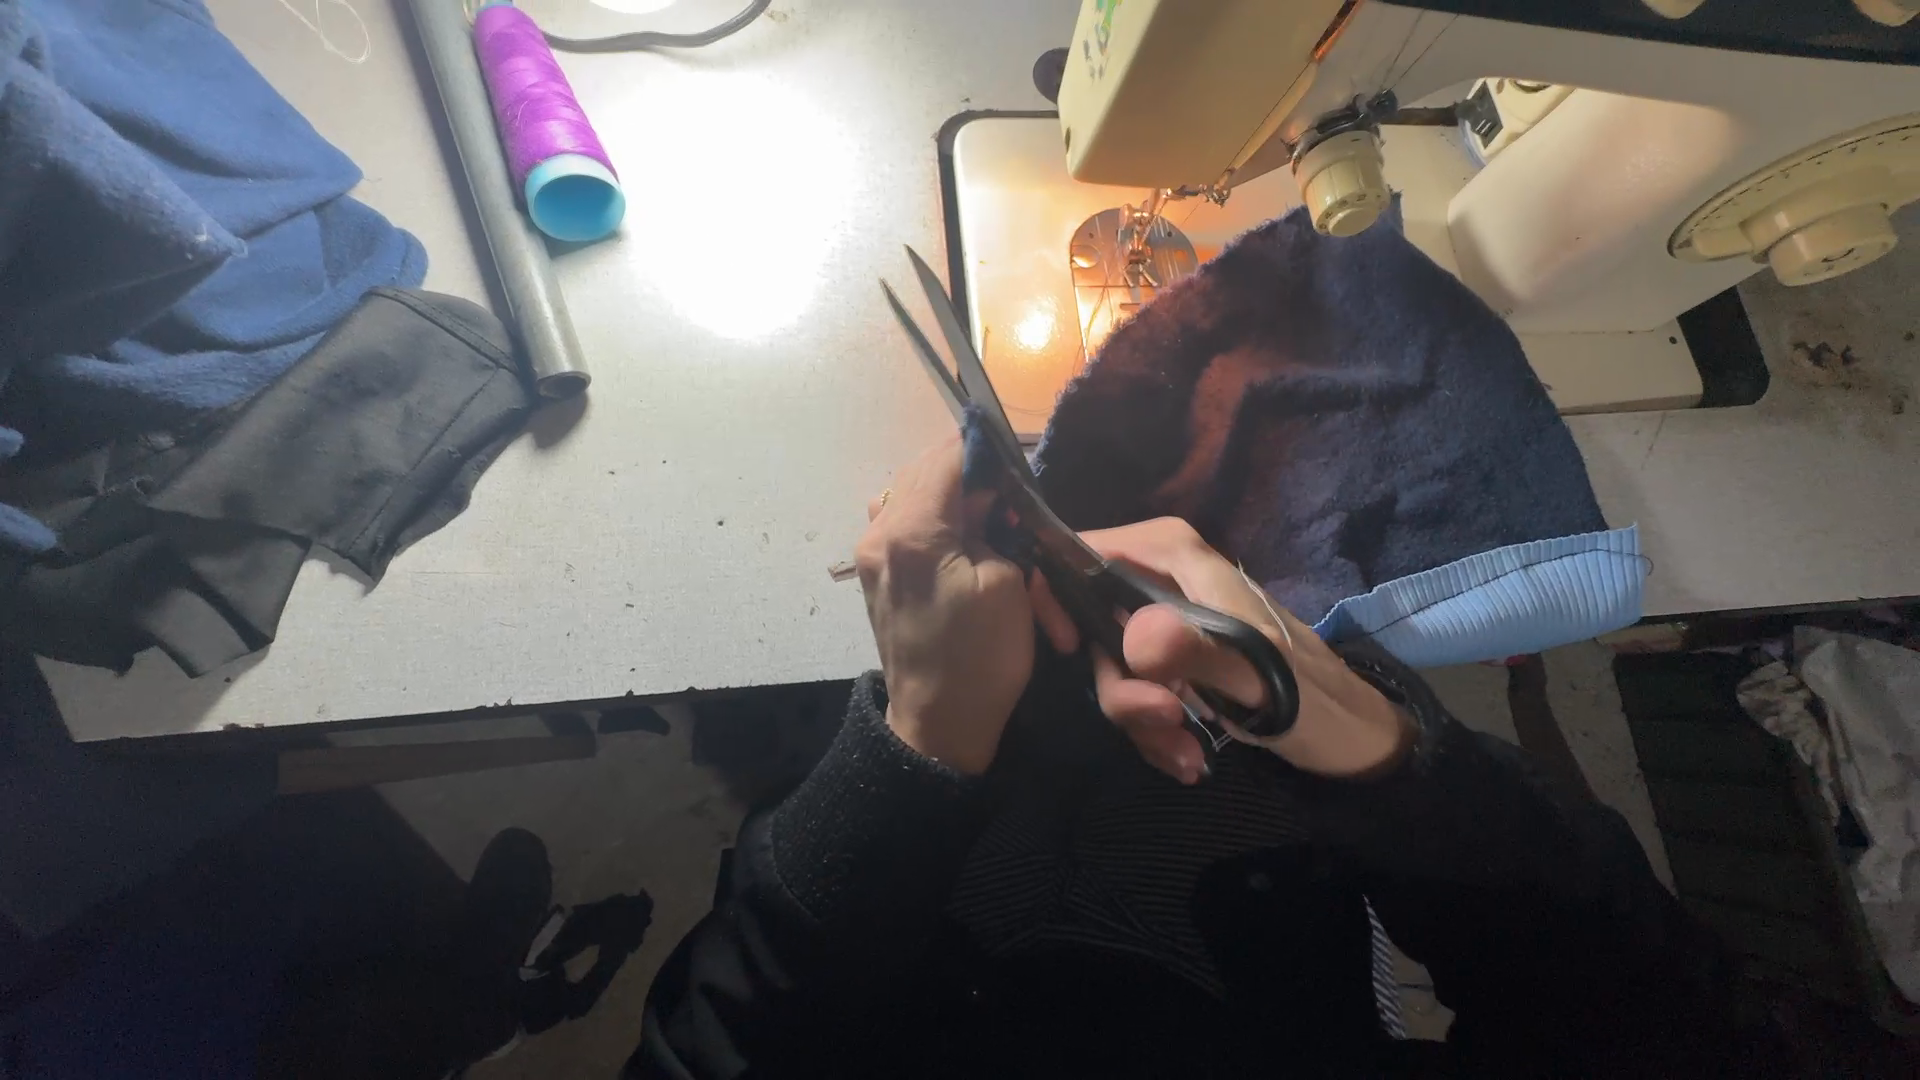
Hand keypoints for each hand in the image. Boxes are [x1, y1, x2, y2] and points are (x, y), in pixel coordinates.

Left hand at [856, 437, 1042, 773]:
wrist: (938, 724)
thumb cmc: (982, 657)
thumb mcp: (1007, 581)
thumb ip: (991, 524)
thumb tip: (982, 495)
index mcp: (911, 531)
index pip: (947, 457)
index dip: (986, 449)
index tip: (1019, 455)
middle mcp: (878, 531)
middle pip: (922, 469)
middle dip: (967, 470)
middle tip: (1007, 489)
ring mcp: (869, 551)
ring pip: (907, 491)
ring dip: (946, 490)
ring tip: (984, 509)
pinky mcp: (873, 570)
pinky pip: (899, 518)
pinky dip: (929, 512)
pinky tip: (956, 531)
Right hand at [1037, 518, 1414, 783]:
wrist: (1347, 737)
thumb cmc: (1310, 694)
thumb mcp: (1255, 674)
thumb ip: (1196, 651)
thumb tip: (1134, 637)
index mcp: (1176, 558)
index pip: (1084, 550)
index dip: (1058, 592)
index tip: (1067, 646)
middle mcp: (1162, 582)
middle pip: (1092, 623)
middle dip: (1120, 686)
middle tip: (1165, 720)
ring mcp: (1164, 625)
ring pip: (1112, 667)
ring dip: (1141, 718)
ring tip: (1188, 753)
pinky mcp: (1170, 662)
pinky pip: (1133, 692)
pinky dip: (1152, 730)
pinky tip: (1188, 757)